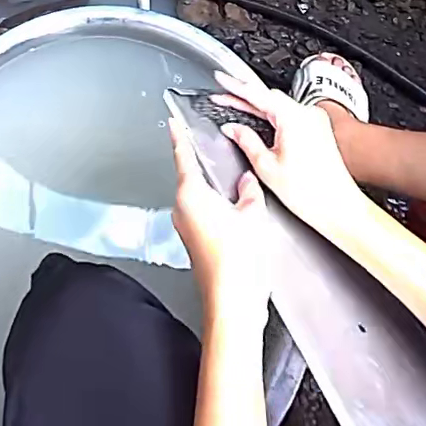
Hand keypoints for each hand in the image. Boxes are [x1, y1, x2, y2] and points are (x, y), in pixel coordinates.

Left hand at [169, 115, 271, 328]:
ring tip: (234, 189)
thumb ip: (249, 190)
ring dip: (211, 190)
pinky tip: (233, 216)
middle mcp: (181, 208)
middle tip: (218, 154)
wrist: (232, 303)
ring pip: (196, 197)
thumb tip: (247, 181)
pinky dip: (213, 209)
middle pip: (190, 176)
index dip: (179, 137)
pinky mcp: (192, 242)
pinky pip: (201, 214)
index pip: (182, 156)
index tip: (173, 122)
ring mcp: (184, 227)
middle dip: (204, 166)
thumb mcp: (252, 215)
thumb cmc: (238, 261)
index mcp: (190, 194)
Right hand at [212, 70, 367, 235]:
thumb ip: (245, 140)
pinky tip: (258, 118)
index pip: (257, 93)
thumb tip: (232, 128)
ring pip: (278, 104)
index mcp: (293, 117)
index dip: (234, 85)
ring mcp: (315, 120)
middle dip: (242, 95)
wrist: (341, 210)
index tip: (221, 78)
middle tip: (221, 96)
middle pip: (267, 96)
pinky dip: (271, 114)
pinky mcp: (318, 129)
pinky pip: (288, 113)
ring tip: (234, 106)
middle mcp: (307, 114)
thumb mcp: (266, 166)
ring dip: (256, 105)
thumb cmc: (311, 194)